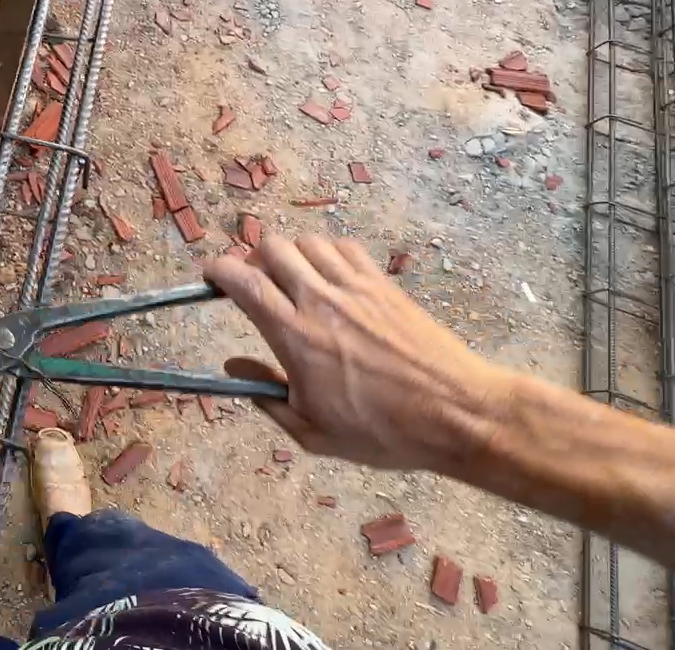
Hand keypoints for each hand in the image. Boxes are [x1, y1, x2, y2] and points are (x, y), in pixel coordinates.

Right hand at [202, 236, 516, 472]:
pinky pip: (343, 247)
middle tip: (256, 282)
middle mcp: (319, 301)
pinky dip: (327, 253)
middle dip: (252, 258)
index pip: (243, 281)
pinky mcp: (383, 284)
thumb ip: (265, 397)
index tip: (211, 277)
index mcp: (295, 336)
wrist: (463, 416)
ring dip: (290, 254)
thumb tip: (232, 366)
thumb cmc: (384, 432)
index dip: (218, 270)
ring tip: (294, 278)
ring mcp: (354, 287)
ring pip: (305, 241)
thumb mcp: (313, 432)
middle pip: (270, 247)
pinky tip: (331, 277)